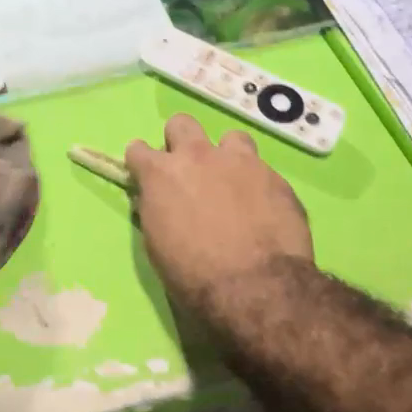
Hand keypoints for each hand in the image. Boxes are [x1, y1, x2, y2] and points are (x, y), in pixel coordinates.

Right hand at [126, 114, 312, 316]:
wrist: (257, 288)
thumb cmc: (194, 275)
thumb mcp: (157, 245)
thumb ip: (155, 210)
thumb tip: (156, 199)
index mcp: (162, 174)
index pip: (137, 149)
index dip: (141, 163)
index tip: (147, 177)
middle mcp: (198, 156)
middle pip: (181, 124)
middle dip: (181, 141)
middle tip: (190, 170)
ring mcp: (239, 162)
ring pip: (230, 138)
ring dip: (227, 157)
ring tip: (234, 183)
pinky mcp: (274, 177)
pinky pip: (263, 169)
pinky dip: (258, 184)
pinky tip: (264, 209)